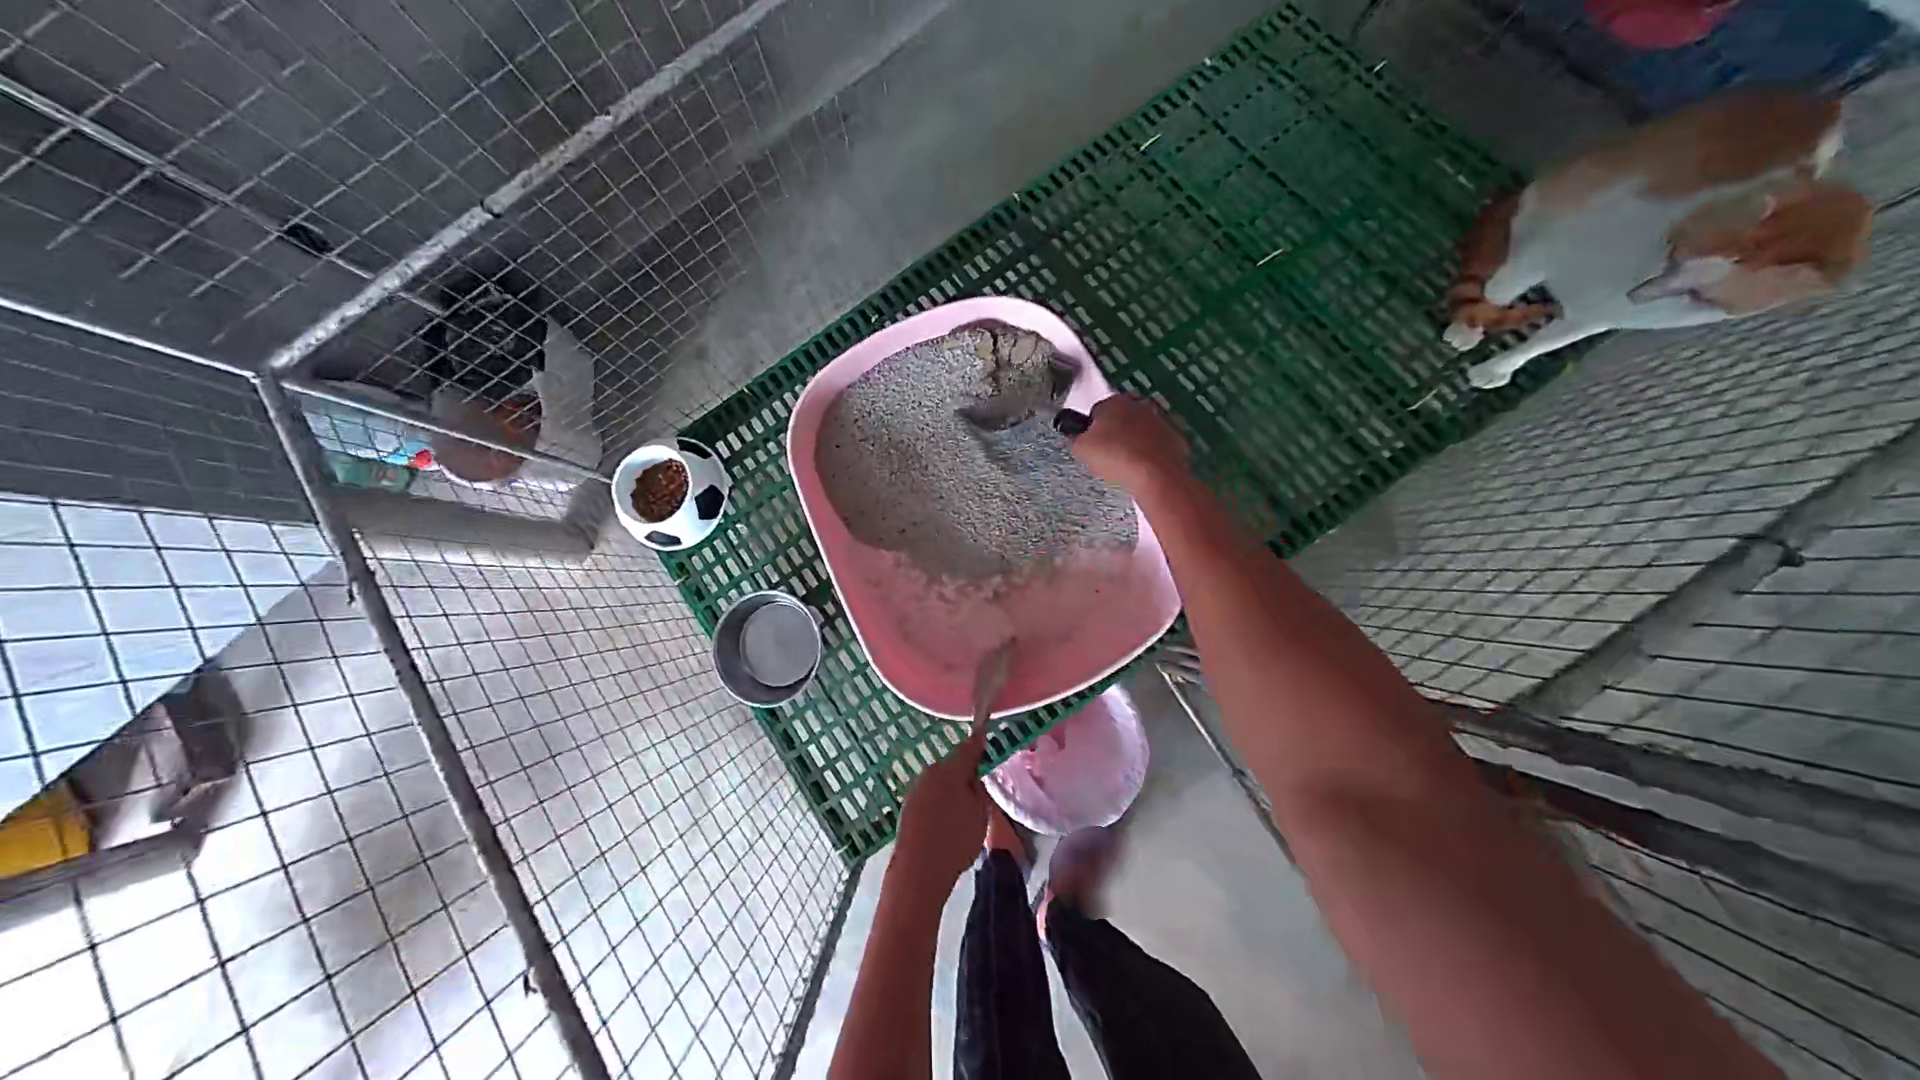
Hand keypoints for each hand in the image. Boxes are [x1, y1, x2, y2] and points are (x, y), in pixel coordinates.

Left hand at [892, 724, 989, 888]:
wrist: (918, 871)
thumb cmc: (955, 841)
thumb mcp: (980, 814)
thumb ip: (979, 790)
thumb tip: (972, 777)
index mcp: (950, 770)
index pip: (968, 748)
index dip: (978, 742)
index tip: (983, 733)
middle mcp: (929, 773)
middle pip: (952, 766)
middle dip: (964, 774)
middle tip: (978, 795)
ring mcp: (915, 789)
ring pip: (940, 782)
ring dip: (950, 790)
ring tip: (961, 816)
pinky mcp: (907, 807)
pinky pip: (929, 797)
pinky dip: (939, 803)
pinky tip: (944, 825)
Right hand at [1071, 393, 1190, 498]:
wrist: (1155, 475)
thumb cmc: (1117, 456)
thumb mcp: (1080, 448)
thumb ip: (1075, 437)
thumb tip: (1077, 436)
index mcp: (1115, 401)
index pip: (1096, 410)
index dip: (1090, 428)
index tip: (1089, 443)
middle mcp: (1140, 405)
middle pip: (1121, 418)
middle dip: (1114, 432)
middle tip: (1106, 454)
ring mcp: (1161, 421)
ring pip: (1141, 430)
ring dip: (1133, 442)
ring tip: (1124, 465)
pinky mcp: (1176, 439)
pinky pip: (1157, 445)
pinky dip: (1150, 454)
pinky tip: (1141, 469)